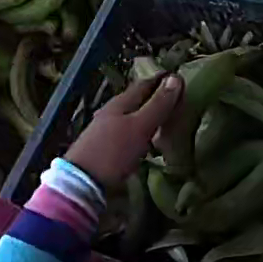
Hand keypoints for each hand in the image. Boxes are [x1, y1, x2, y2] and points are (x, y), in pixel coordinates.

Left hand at [63, 75, 181, 185]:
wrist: (82, 183)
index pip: (145, 83)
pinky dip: (142, 130)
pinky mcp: (106, 146)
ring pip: (132, 115)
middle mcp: (112, 111)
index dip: (162, 79)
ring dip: (149, 114)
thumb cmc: (113, 151)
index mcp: (120, 102)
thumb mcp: (140, 126)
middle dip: (156, 96)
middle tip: (178, 98)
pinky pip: (129, 131)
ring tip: (167, 118)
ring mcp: (106, 129)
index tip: (180, 78)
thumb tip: (175, 78)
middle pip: (137, 98)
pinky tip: (148, 139)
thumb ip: (158, 104)